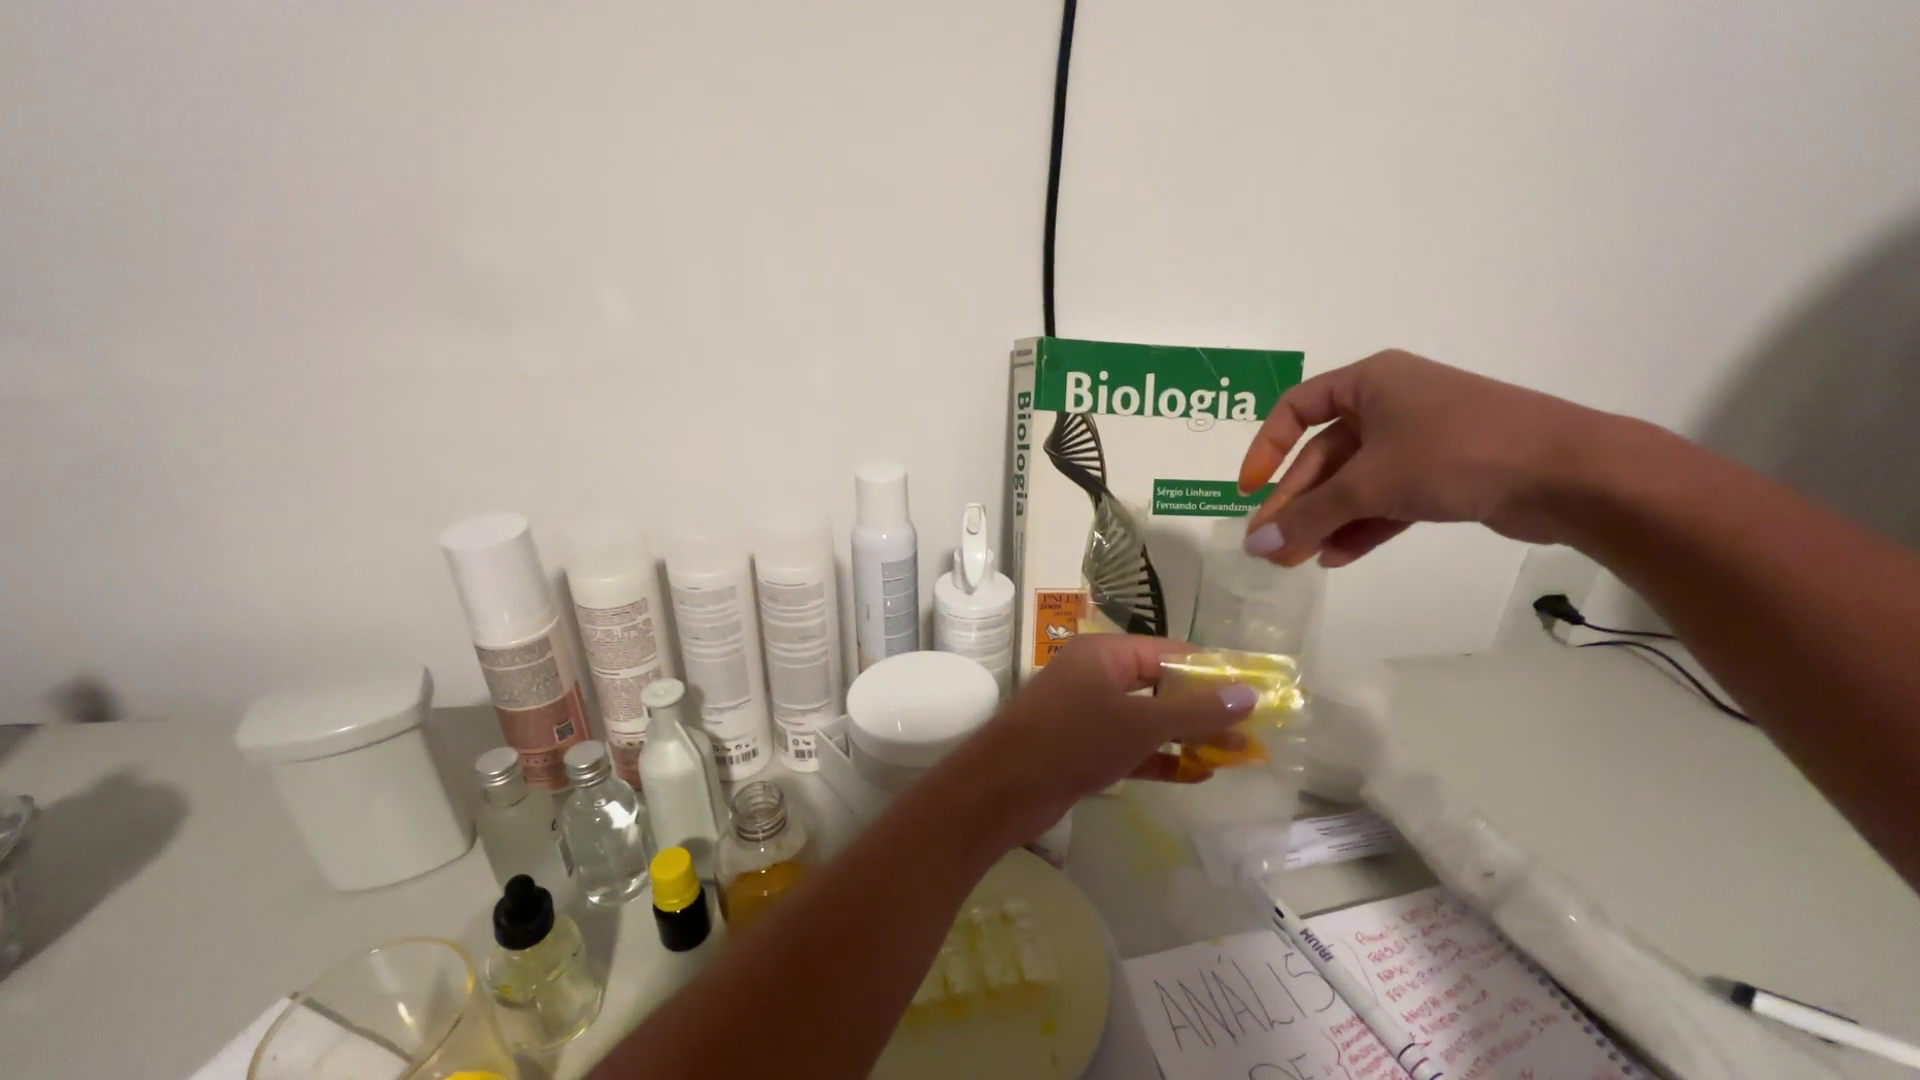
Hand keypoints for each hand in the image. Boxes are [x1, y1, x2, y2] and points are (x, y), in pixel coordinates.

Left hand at [944, 634, 1258, 846]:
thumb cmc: (1071, 741)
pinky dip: (1161, 759)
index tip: (1253, 689)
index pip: (1169, 651)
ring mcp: (1087, 715)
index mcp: (1104, 653)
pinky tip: (1198, 775)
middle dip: (1204, 707)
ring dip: (1188, 736)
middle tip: (1251, 727)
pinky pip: (1131, 748)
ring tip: (1237, 754)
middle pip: (1160, 685)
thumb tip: (1248, 695)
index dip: (1212, 670)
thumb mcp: (1140, 723)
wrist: (1001, 791)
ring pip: (1148, 720)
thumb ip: (1195, 710)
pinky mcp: (1083, 750)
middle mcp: (1095, 677)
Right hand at [1237, 350, 1616, 567]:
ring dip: (1324, 521)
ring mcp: (1419, 440)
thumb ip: (1307, 516)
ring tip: (1295, 561)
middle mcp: (1391, 404)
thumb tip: (1253, 546)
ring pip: (1355, 482)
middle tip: (1268, 546)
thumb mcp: (1370, 483)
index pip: (1295, 409)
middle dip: (1296, 502)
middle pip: (1324, 455)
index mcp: (1370, 382)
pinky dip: (1361, 526)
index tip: (1249, 490)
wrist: (1568, 473)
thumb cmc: (1456, 453)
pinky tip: (1337, 557)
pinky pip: (1387, 499)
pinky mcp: (1444, 474)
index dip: (1265, 449)